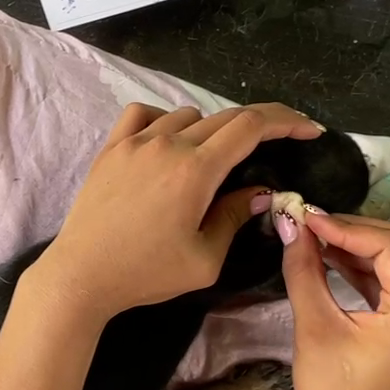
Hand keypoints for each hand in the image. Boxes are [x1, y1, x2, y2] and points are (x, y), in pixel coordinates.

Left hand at [30, 103, 323, 322]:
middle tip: (278, 143)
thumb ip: (235, 217)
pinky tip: (167, 141)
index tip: (308, 130)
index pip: (251, 126)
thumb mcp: (205, 259)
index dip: (286, 122)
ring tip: (215, 159)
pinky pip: (143, 114)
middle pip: (224, 117)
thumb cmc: (145, 273)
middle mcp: (167, 144)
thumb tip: (260, 191)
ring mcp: (134, 142)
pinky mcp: (110, 149)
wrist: (81, 275)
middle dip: (259, 124)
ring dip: (210, 129)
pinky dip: (164, 119)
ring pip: (186, 115)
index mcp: (196, 170)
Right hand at [281, 212, 389, 389]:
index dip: (349, 226)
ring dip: (366, 249)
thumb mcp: (314, 328)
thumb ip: (304, 271)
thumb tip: (292, 226)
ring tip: (321, 243)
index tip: (309, 220)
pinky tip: (338, 263)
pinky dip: (375, 272)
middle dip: (360, 231)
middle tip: (315, 227)